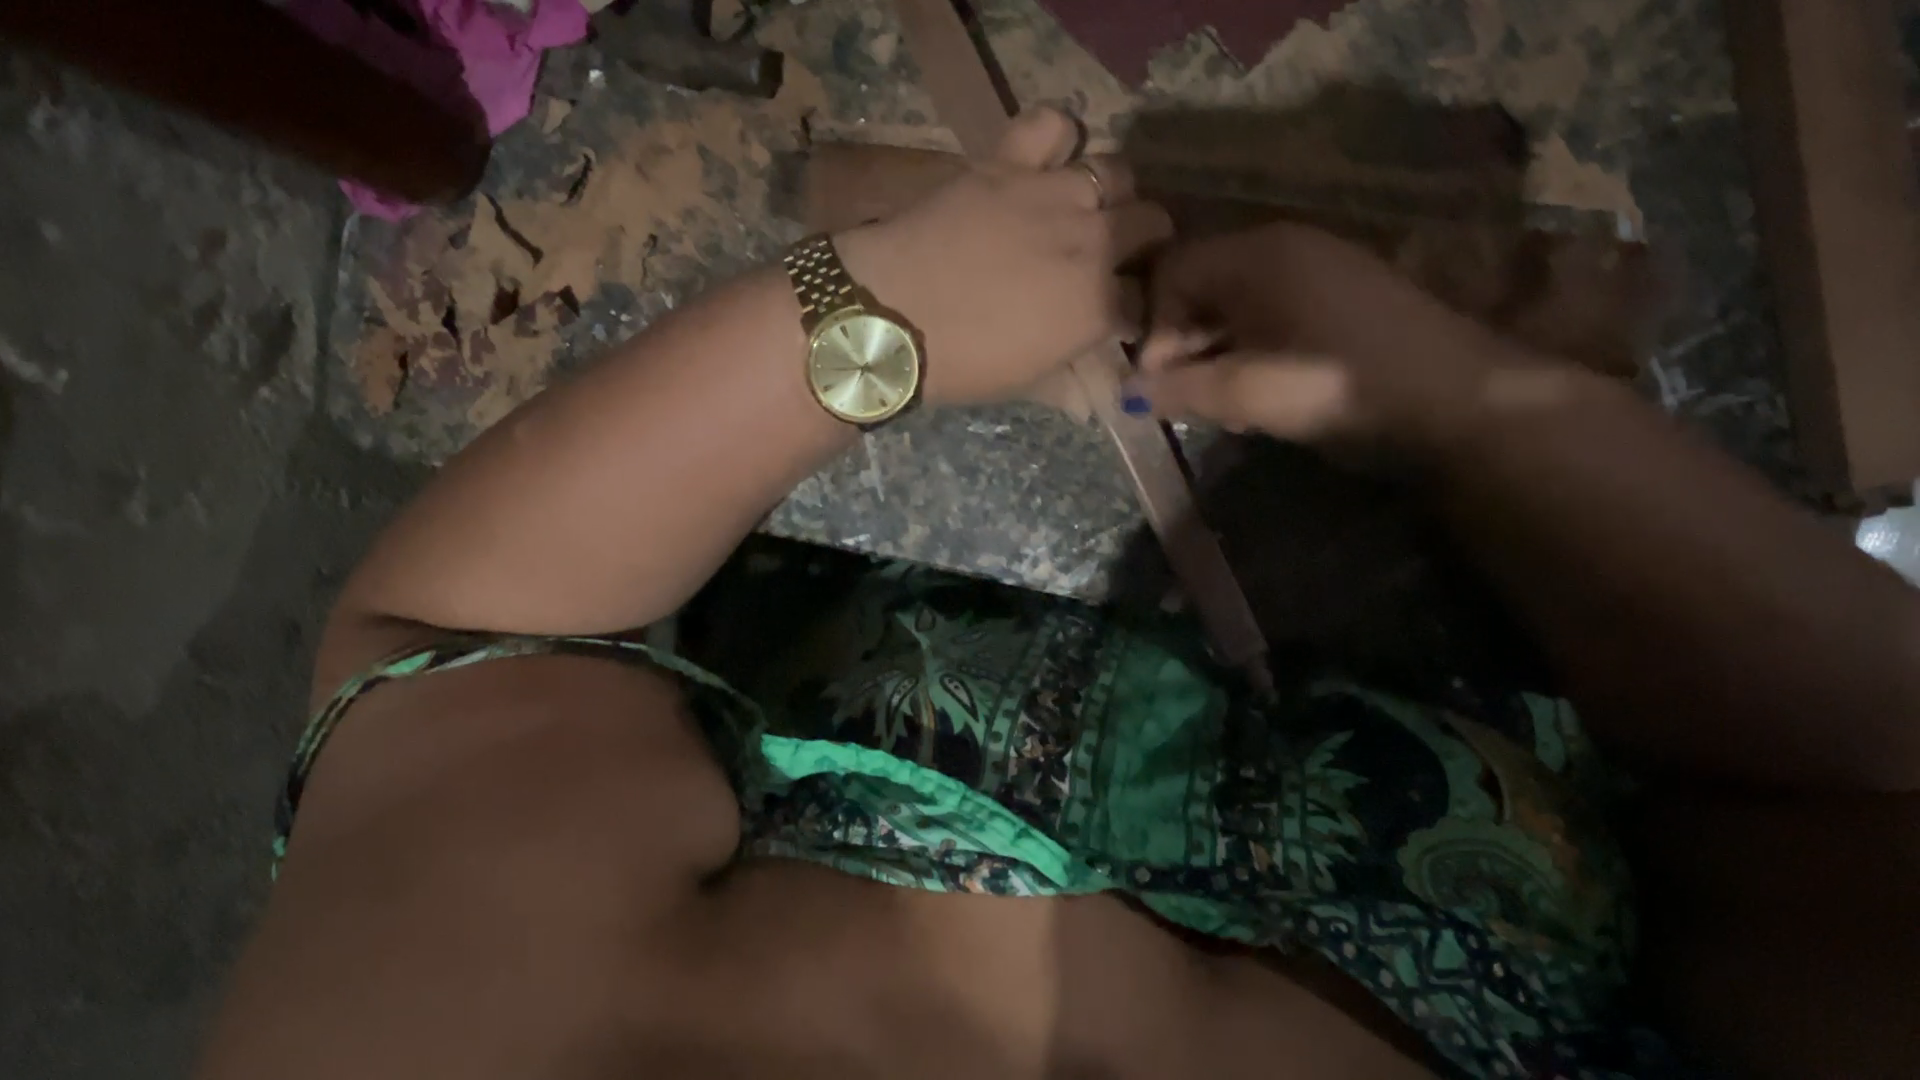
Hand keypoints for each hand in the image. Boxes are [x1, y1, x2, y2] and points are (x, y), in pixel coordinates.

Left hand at [834, 108, 1172, 406]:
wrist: (889, 315)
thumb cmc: (959, 364)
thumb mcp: (1025, 385)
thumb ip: (1071, 381)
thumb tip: (1094, 395)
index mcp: (1099, 306)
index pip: (1143, 301)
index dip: (1133, 311)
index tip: (1116, 318)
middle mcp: (1093, 241)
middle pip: (1151, 225)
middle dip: (1142, 244)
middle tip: (1111, 259)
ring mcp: (1053, 194)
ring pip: (1117, 172)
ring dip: (1111, 193)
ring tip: (1085, 210)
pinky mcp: (1008, 162)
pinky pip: (1051, 124)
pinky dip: (1057, 136)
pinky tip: (1048, 160)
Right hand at [1131, 222, 1562, 449]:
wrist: (1460, 403)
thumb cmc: (1341, 387)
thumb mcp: (1251, 394)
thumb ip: (1181, 390)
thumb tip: (1128, 393)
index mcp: (1259, 255)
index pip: (1171, 270)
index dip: (1153, 328)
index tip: (1160, 384)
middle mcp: (1285, 248)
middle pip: (1202, 283)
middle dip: (1181, 342)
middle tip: (1186, 397)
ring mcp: (1319, 268)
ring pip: (1235, 302)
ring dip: (1214, 351)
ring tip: (1223, 402)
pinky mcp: (1342, 297)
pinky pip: (1270, 312)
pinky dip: (1250, 348)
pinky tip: (1263, 390)